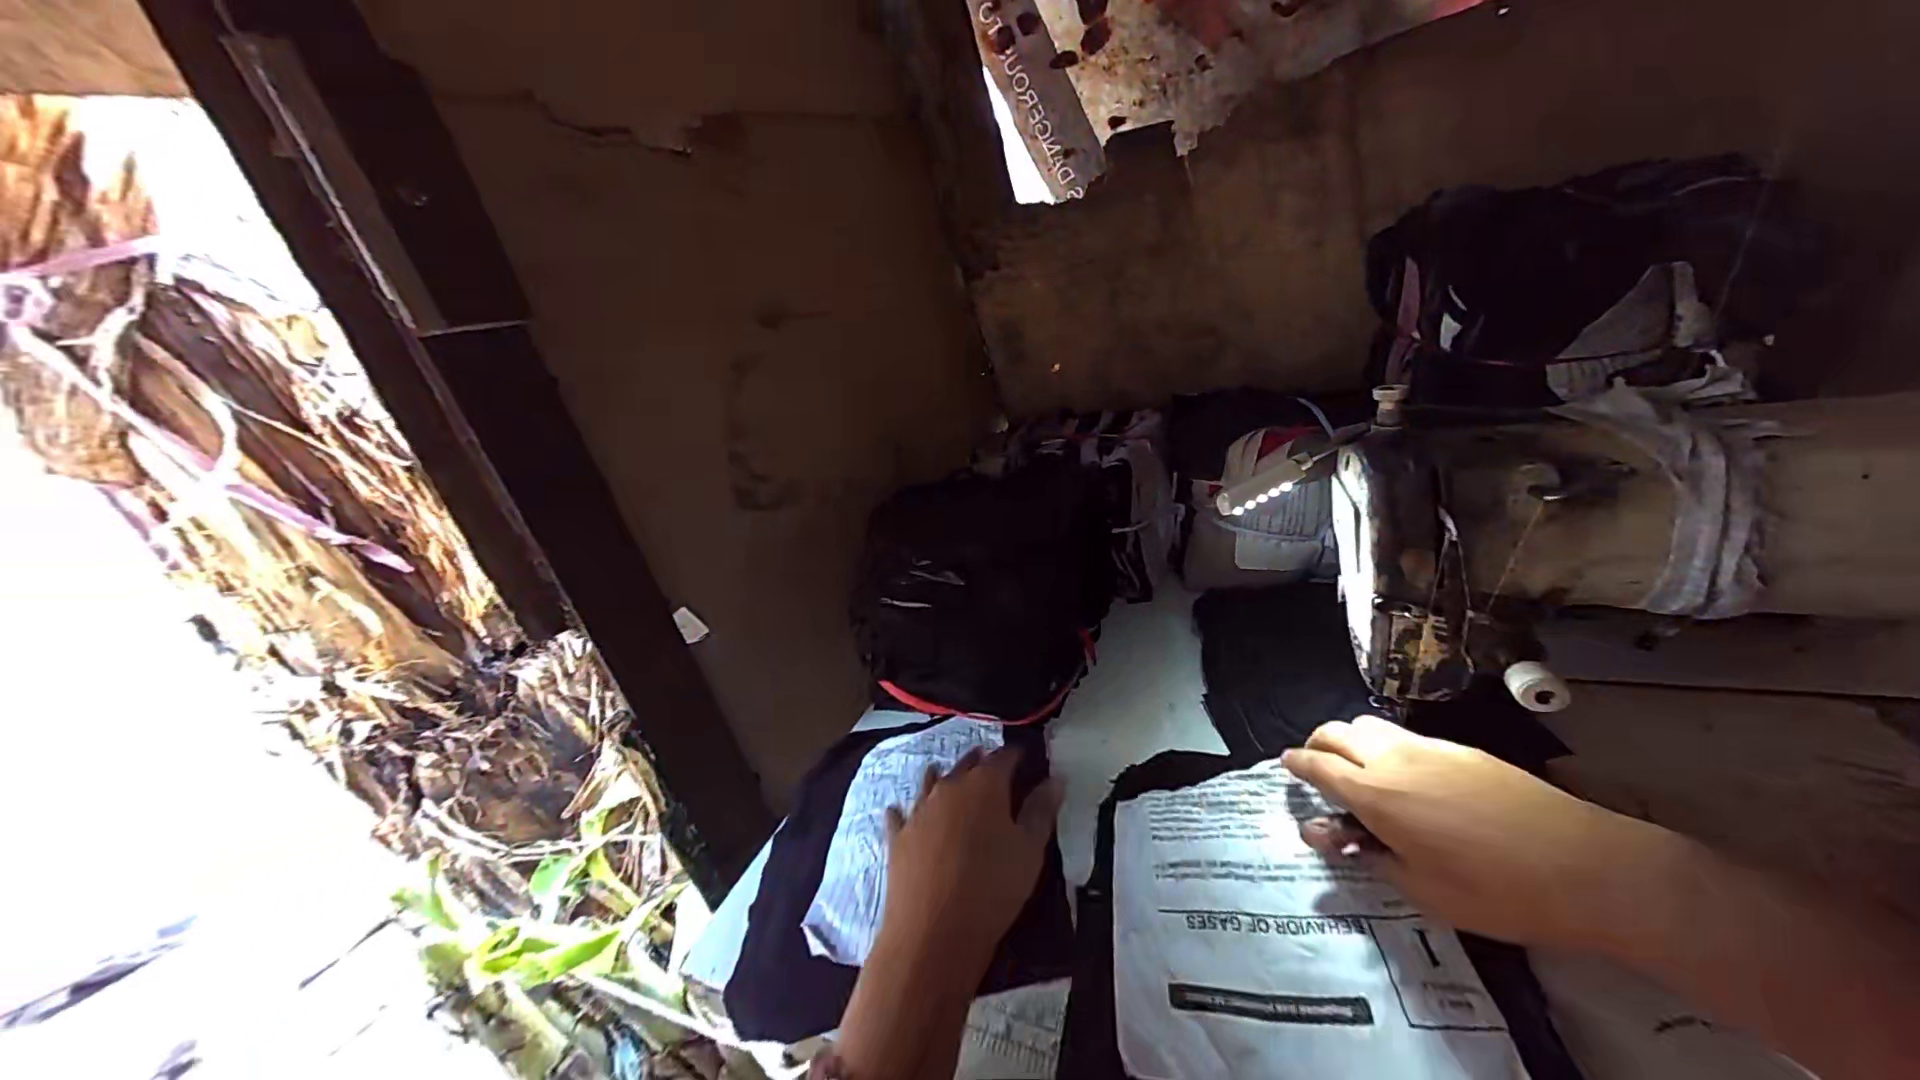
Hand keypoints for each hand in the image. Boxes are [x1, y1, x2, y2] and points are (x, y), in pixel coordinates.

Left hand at [836, 747, 1063, 1079]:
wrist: (933, 932)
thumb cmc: (993, 888)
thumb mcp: (1030, 851)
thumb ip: (1042, 810)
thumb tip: (1055, 779)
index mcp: (984, 784)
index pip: (1003, 757)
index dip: (1016, 755)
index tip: (1026, 757)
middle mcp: (949, 787)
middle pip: (966, 764)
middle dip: (981, 762)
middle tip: (993, 766)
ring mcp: (919, 810)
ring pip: (931, 781)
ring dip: (944, 777)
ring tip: (950, 776)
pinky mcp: (898, 836)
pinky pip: (901, 814)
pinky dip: (905, 811)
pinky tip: (902, 811)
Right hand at [1282, 714, 1674, 949]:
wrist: (1590, 868)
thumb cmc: (1498, 891)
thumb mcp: (1423, 891)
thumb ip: (1370, 856)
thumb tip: (1335, 836)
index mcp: (1375, 794)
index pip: (1317, 765)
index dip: (1296, 764)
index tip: (1287, 764)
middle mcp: (1394, 760)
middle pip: (1337, 731)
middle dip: (1317, 744)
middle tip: (1317, 764)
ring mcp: (1431, 750)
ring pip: (1370, 725)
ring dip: (1352, 739)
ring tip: (1362, 767)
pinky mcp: (1464, 751)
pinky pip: (1408, 737)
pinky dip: (1389, 746)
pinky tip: (1411, 776)